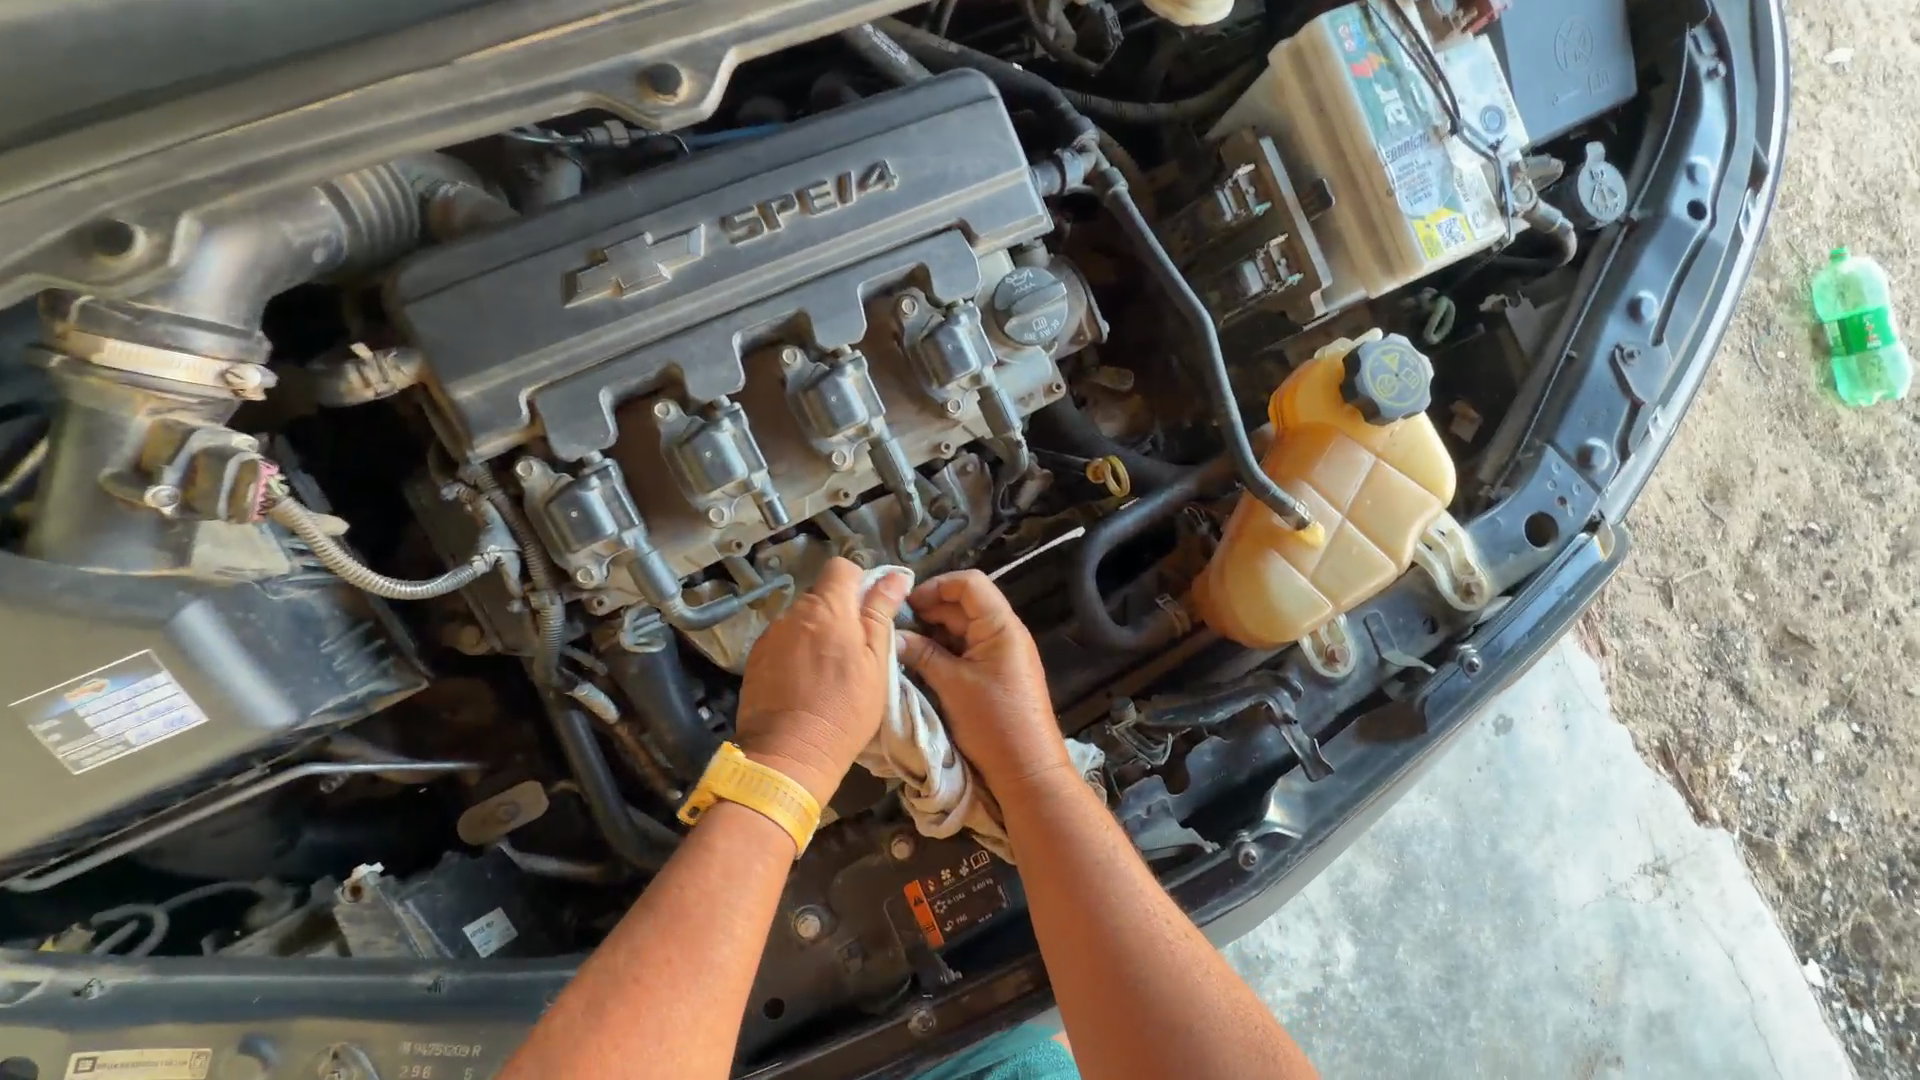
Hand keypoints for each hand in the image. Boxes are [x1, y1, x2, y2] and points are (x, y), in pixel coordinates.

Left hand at [736, 557, 908, 803]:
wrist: (789, 754)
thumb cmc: (845, 709)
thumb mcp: (876, 662)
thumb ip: (881, 613)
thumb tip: (895, 575)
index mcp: (827, 608)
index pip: (842, 568)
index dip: (860, 582)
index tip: (870, 611)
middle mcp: (793, 613)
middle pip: (820, 595)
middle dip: (839, 613)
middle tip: (855, 650)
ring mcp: (771, 636)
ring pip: (801, 621)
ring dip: (816, 633)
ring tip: (828, 672)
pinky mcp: (755, 659)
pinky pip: (783, 642)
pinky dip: (795, 653)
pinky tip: (804, 683)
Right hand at [897, 570, 1072, 798]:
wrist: (1027, 769)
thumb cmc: (993, 722)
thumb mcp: (952, 685)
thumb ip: (922, 654)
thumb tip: (892, 636)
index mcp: (1001, 626)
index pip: (969, 583)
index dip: (936, 586)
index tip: (906, 604)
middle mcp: (1004, 632)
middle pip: (964, 604)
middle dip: (929, 610)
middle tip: (895, 626)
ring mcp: (1001, 653)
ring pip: (963, 627)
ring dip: (934, 631)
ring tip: (902, 644)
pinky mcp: (996, 672)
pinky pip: (967, 649)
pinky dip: (944, 650)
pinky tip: (921, 660)